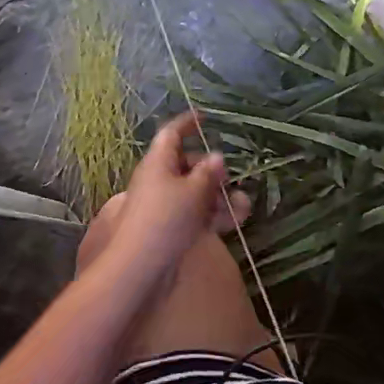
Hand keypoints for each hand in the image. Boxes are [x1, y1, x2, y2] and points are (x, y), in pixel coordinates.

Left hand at [96, 113, 250, 277]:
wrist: (141, 266)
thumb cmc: (165, 219)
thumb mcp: (193, 191)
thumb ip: (208, 173)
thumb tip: (217, 156)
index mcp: (158, 163)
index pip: (171, 134)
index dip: (187, 123)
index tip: (204, 117)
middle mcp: (159, 180)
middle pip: (186, 165)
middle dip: (211, 169)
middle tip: (230, 177)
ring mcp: (164, 205)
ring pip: (194, 192)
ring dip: (217, 196)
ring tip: (242, 206)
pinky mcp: (169, 228)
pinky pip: (194, 214)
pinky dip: (212, 215)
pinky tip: (234, 221)